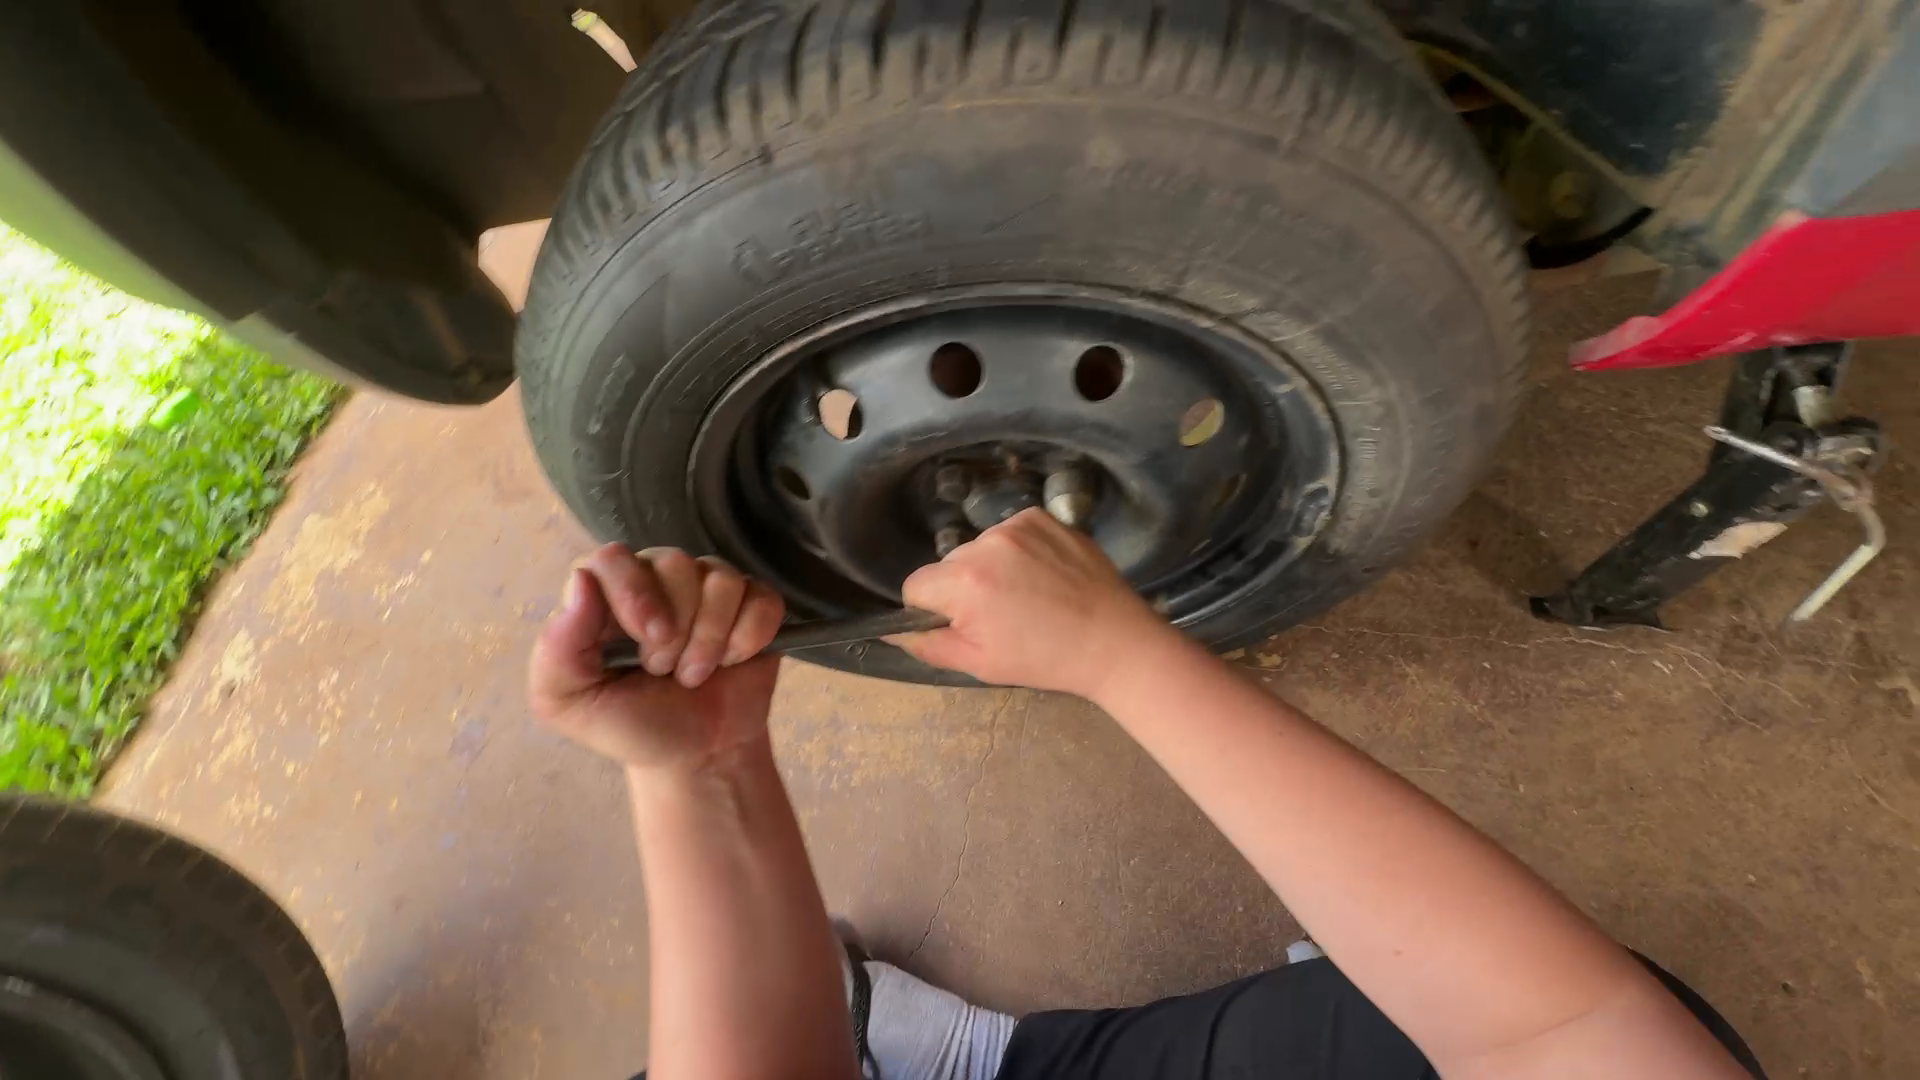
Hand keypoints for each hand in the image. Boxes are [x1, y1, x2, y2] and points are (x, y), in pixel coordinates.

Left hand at [529, 543, 785, 772]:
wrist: (697, 755)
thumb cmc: (632, 724)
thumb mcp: (569, 702)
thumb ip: (558, 647)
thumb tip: (582, 581)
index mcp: (608, 595)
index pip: (613, 559)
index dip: (634, 592)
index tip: (648, 638)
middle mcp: (661, 580)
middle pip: (675, 563)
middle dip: (678, 626)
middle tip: (666, 670)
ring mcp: (713, 589)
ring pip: (722, 579)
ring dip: (712, 637)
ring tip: (697, 674)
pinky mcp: (756, 605)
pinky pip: (762, 599)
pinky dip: (749, 636)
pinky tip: (734, 661)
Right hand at [891, 508, 1170, 696]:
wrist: (1114, 640)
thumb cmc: (1045, 659)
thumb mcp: (978, 663)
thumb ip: (926, 644)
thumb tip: (891, 629)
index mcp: (965, 582)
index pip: (916, 585)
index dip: (933, 609)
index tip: (963, 623)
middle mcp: (987, 544)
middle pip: (948, 565)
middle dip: (963, 588)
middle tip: (1003, 614)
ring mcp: (1018, 525)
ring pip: (979, 548)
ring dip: (991, 568)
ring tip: (1028, 595)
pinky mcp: (1042, 517)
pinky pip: (1009, 533)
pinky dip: (1018, 551)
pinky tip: (1043, 575)